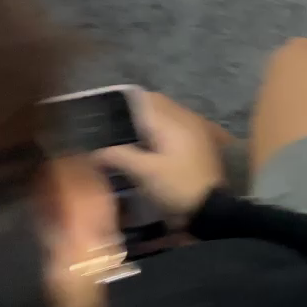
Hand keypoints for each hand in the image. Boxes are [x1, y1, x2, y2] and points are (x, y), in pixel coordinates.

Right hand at [95, 92, 232, 216]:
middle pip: (156, 104)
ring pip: (167, 115)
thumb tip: (94, 151)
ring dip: (148, 122)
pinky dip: (161, 131)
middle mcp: (186, 118)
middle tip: (110, 128)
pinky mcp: (201, 142)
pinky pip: (177, 127)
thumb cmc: (177, 186)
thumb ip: (118, 155)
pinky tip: (147, 147)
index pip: (144, 98)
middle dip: (133, 113)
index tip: (101, 113)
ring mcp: (197, 129)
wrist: (211, 208)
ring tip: (125, 138)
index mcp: (172, 120)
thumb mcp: (144, 173)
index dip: (121, 103)